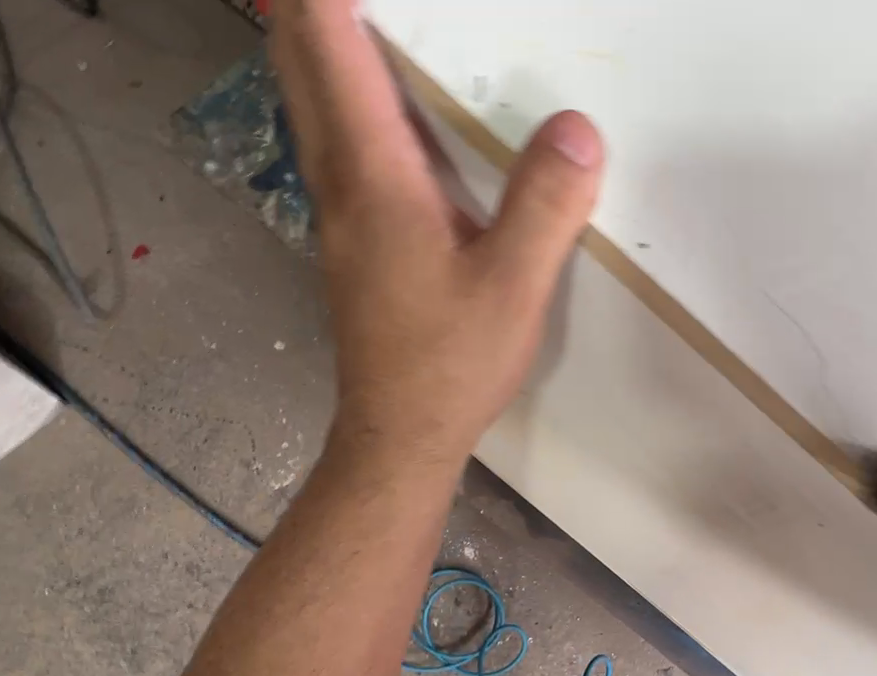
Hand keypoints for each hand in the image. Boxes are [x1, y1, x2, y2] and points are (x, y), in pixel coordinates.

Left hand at [271, 0, 603, 460]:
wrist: (400, 433)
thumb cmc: (451, 363)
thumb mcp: (514, 288)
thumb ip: (545, 206)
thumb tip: (577, 128)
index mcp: (375, 176)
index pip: (331, 45)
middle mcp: (340, 180)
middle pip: (299, 59)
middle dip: (312, 6)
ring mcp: (337, 211)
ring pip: (308, 99)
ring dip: (318, 42)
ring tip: (358, 18)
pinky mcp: (350, 239)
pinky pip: (331, 140)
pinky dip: (338, 93)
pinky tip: (381, 106)